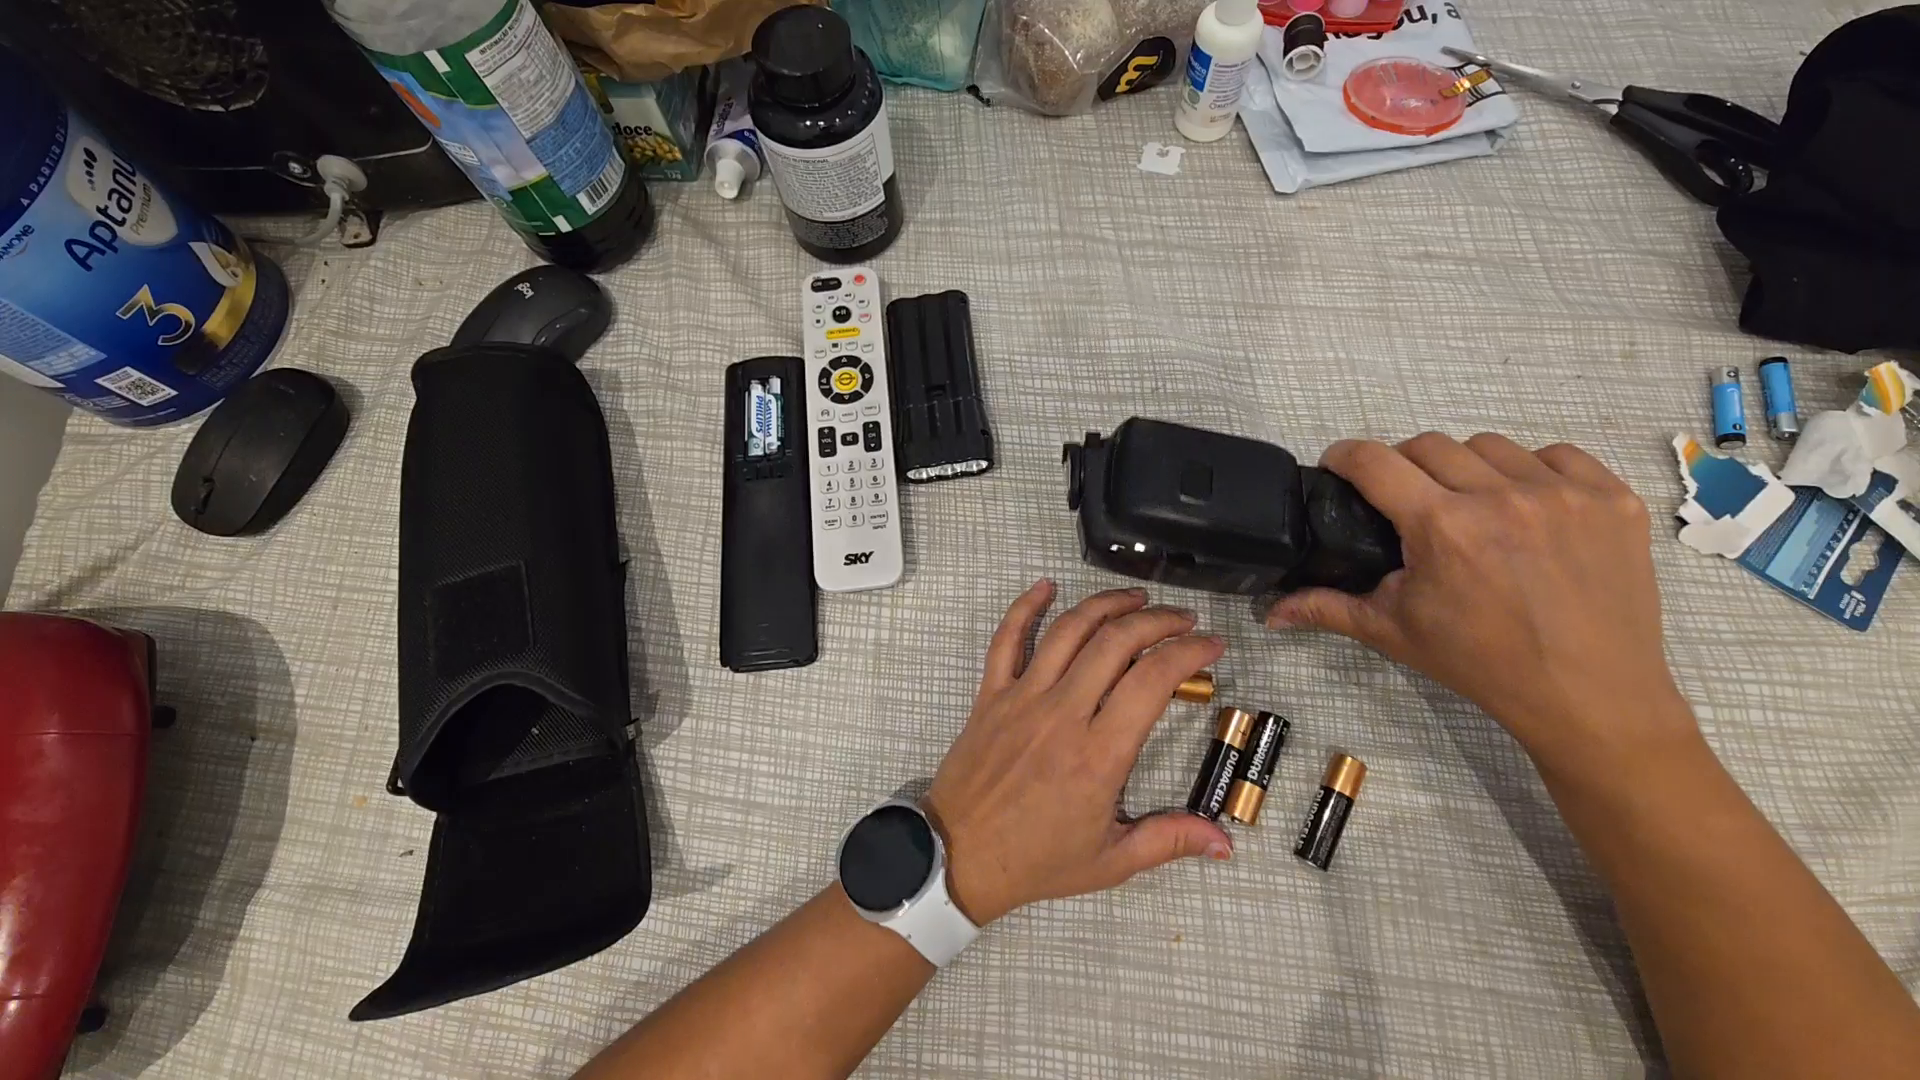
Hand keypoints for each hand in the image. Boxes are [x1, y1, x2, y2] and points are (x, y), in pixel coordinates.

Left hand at [924, 582, 1231, 925]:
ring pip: (1067, 631)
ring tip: (1137, 598)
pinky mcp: (990, 695)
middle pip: (1116, 642)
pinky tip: (1046, 586)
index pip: (1153, 680)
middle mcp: (1062, 714)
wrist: (958, 856)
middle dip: (1159, 620)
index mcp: (1098, 754)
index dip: (1189, 652)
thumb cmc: (1035, 860)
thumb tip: (1225, 842)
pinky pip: (1006, 640)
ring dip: (1106, 604)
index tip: (1212, 645)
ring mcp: (1022, 698)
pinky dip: (1025, 607)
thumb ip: (1169, 840)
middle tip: (1183, 619)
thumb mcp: (1110, 861)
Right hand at [1267, 434, 1694, 767]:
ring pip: (1491, 445)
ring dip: (1466, 467)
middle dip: (1403, 465)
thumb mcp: (1393, 632)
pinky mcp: (1613, 499)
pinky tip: (1527, 506)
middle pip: (1428, 444)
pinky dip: (1533, 471)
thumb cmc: (1481, 663)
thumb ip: (1326, 608)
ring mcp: (1564, 494)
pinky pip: (1558, 456)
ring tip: (1470, 505)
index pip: (1374, 460)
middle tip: (1404, 500)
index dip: (1345, 456)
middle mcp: (1501, 497)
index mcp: (1441, 527)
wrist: (1589, 694)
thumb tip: (1268, 611)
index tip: (1339, 467)